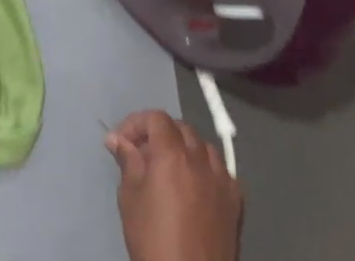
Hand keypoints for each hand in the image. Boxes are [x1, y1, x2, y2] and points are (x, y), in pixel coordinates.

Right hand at [106, 111, 241, 260]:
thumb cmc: (152, 235)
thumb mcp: (130, 196)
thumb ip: (128, 161)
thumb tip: (119, 140)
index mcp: (173, 156)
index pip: (156, 119)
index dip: (135, 123)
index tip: (121, 142)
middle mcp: (202, 162)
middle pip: (181, 128)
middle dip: (159, 133)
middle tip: (140, 152)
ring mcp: (224, 182)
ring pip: (204, 147)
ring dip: (184, 148)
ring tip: (168, 167)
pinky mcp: (236, 202)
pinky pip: (221, 171)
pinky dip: (205, 168)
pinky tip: (193, 186)